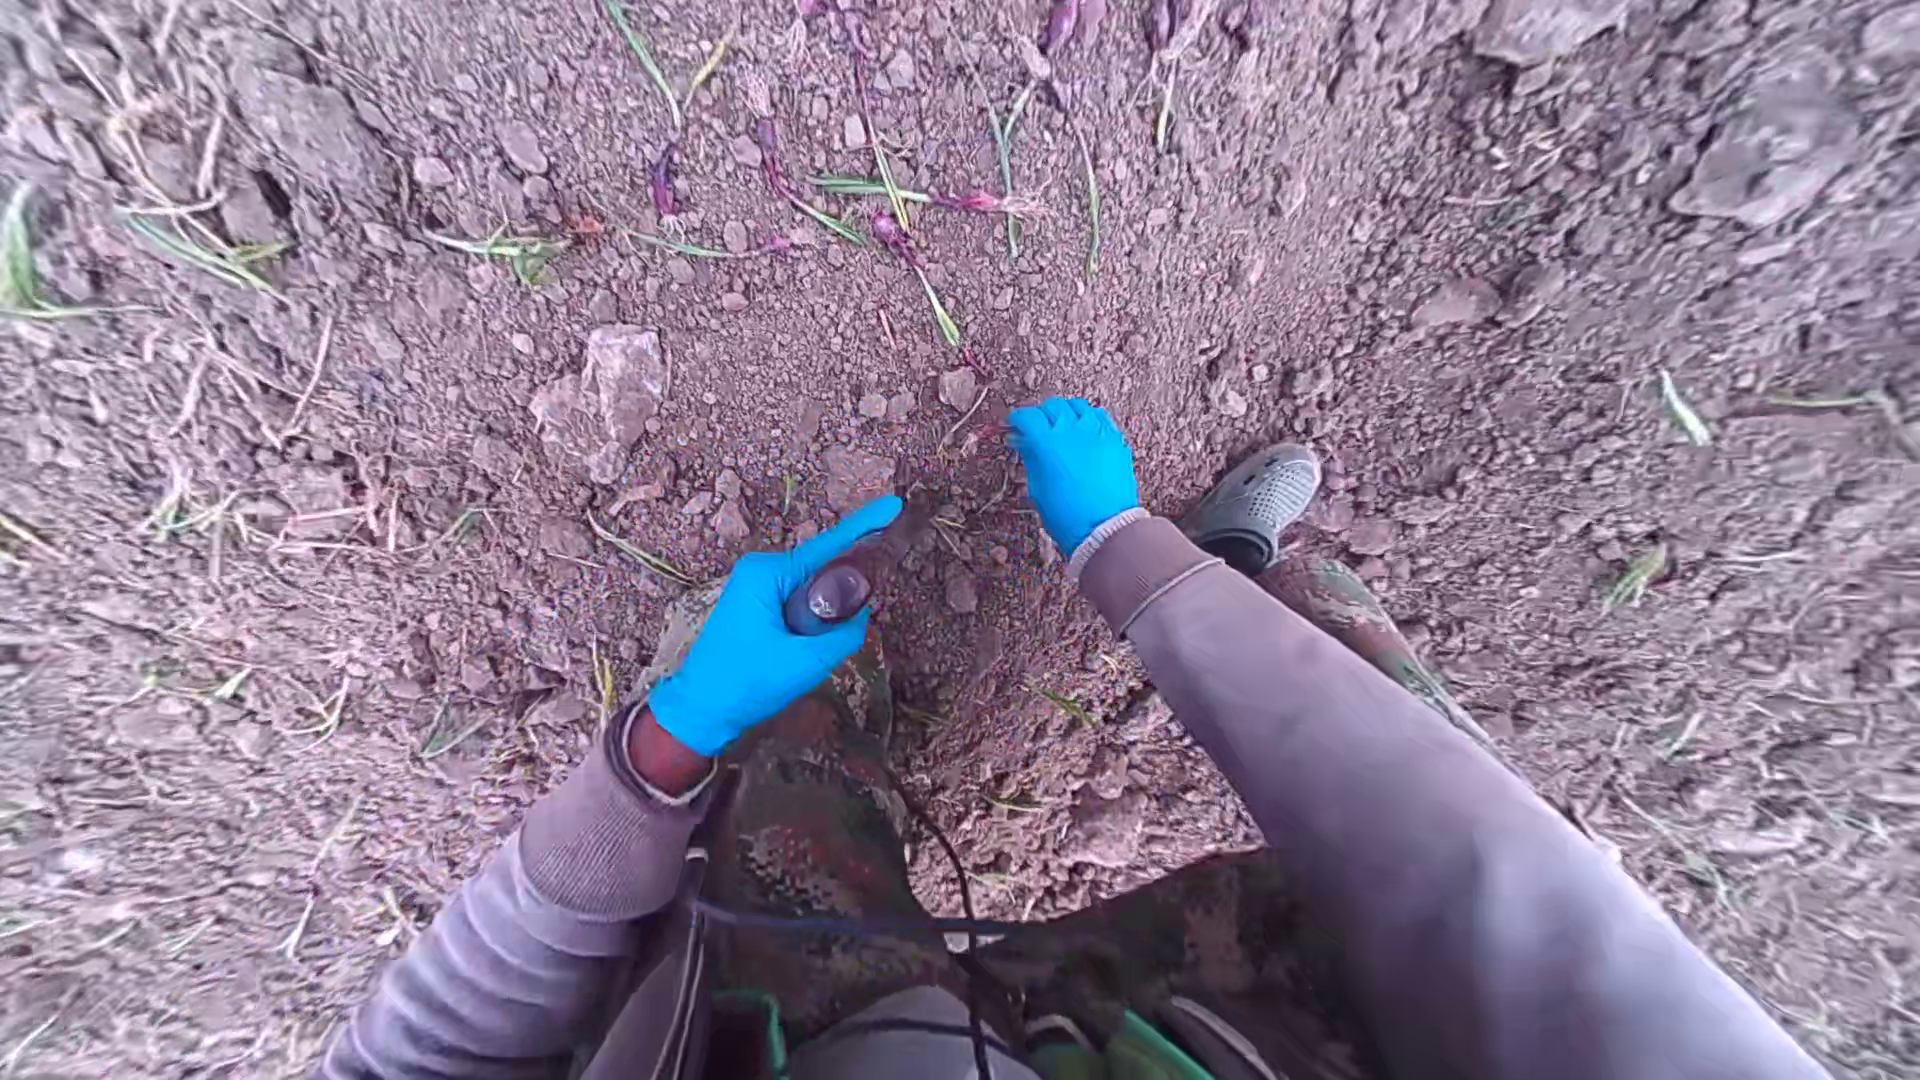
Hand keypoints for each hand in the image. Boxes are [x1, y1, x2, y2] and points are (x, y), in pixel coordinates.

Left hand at [647, 495, 902, 756]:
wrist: (701, 710)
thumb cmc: (746, 685)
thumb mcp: (807, 662)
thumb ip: (846, 634)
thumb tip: (864, 613)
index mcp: (769, 573)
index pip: (829, 545)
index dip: (866, 525)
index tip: (895, 505)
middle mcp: (763, 569)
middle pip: (825, 563)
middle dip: (853, 577)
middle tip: (874, 597)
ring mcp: (760, 584)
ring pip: (816, 583)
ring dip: (834, 603)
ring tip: (832, 635)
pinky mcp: (762, 601)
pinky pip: (803, 595)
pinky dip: (820, 610)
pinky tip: (824, 632)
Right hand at [1007, 397, 1140, 553]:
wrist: (1105, 529)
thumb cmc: (1072, 517)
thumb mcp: (1038, 489)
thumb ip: (1031, 458)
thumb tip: (1024, 443)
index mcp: (1049, 443)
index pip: (1028, 416)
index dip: (1018, 420)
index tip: (1016, 426)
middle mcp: (1074, 432)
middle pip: (1052, 405)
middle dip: (1040, 414)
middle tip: (1036, 428)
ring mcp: (1097, 433)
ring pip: (1077, 406)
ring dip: (1065, 413)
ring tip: (1060, 427)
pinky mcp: (1115, 440)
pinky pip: (1099, 416)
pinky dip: (1087, 419)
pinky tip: (1083, 431)